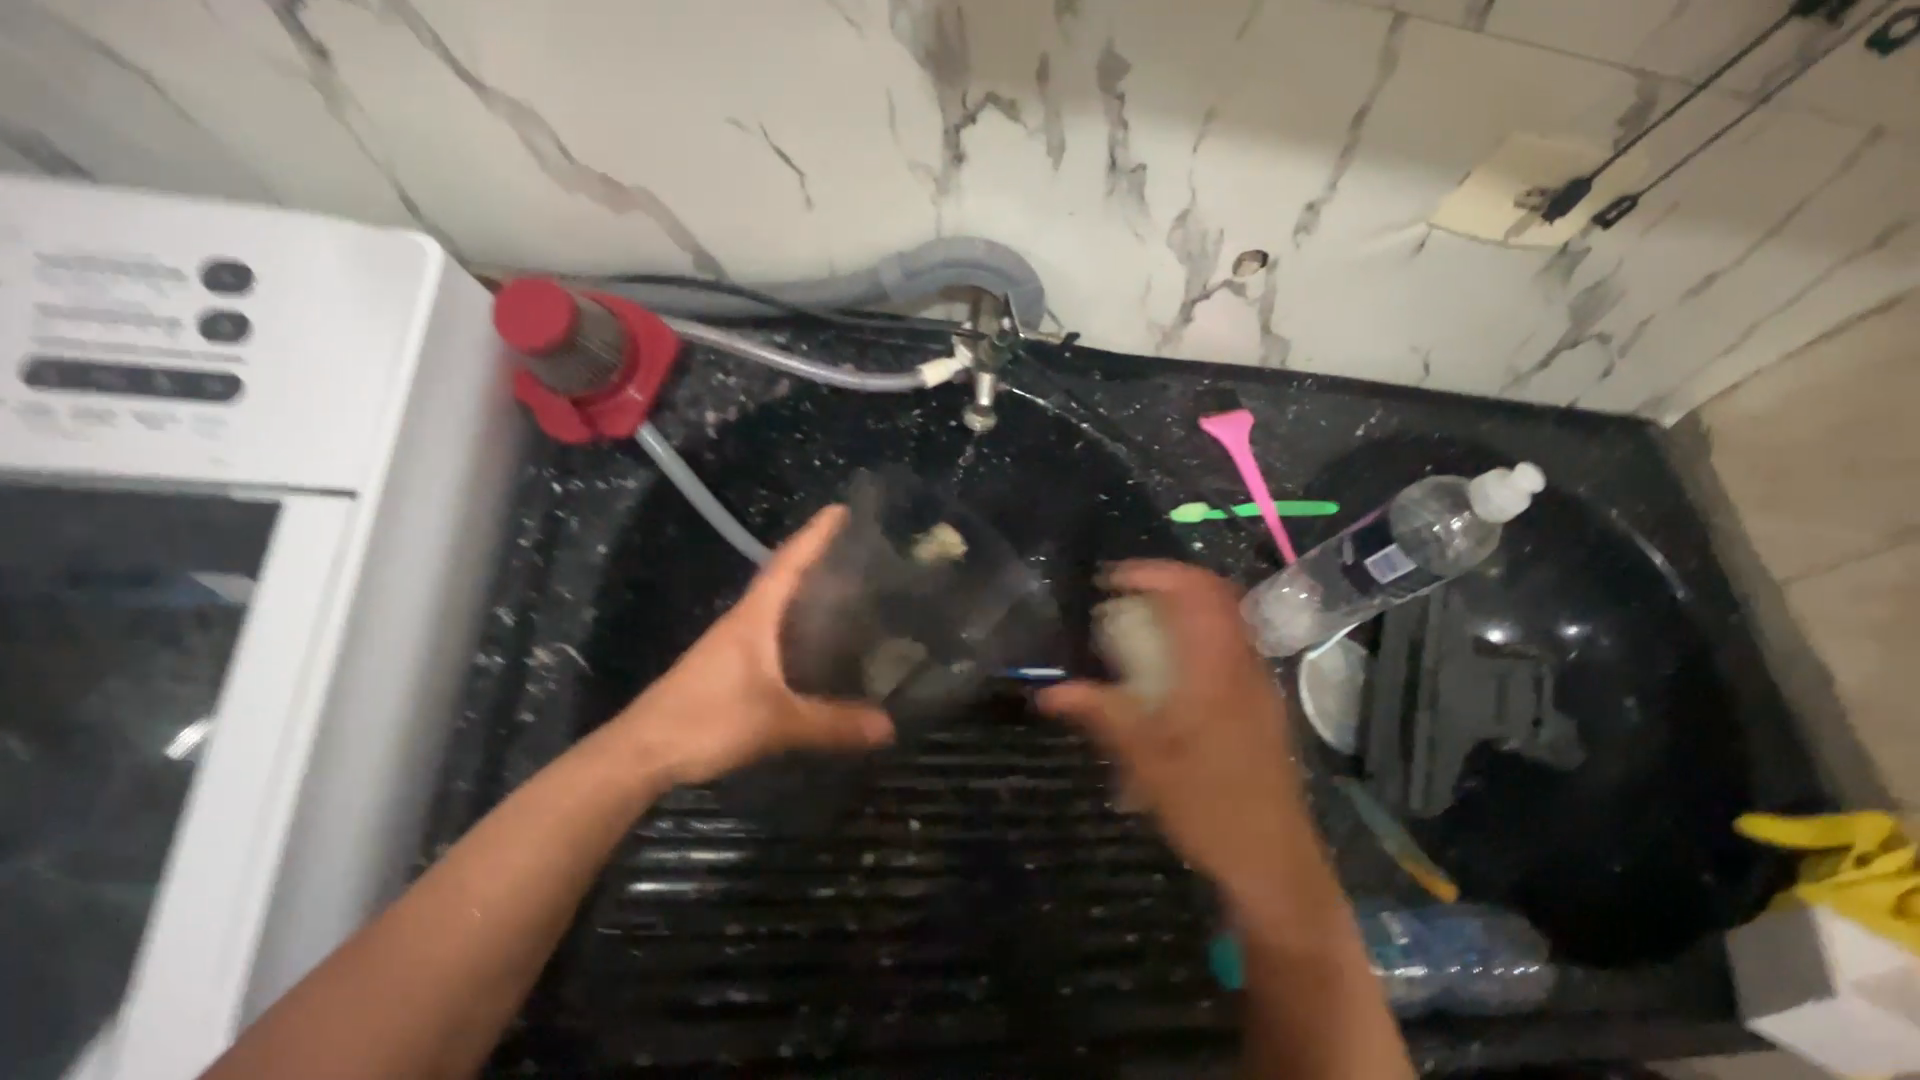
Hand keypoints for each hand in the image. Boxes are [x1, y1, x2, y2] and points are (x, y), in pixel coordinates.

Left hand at [608, 505, 893, 788]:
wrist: (643, 753)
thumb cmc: (707, 721)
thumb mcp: (776, 722)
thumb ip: (833, 724)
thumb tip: (890, 725)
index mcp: (754, 618)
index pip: (788, 563)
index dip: (814, 536)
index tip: (841, 509)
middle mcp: (744, 624)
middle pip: (784, 581)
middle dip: (819, 563)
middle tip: (862, 555)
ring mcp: (733, 648)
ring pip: (779, 613)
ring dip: (809, 600)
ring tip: (852, 598)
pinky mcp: (730, 672)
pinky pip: (774, 641)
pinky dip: (799, 635)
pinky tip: (820, 652)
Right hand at [1038, 561, 1310, 902]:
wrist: (1274, 862)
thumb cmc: (1210, 809)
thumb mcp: (1146, 763)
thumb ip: (1102, 715)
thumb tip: (1049, 691)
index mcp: (1218, 670)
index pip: (1198, 592)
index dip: (1157, 573)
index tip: (1114, 580)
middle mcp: (1246, 666)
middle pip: (1216, 598)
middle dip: (1169, 586)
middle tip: (1124, 598)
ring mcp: (1260, 686)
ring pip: (1226, 622)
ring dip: (1185, 611)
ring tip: (1140, 628)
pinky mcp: (1263, 707)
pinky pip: (1231, 648)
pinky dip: (1198, 638)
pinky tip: (1169, 673)